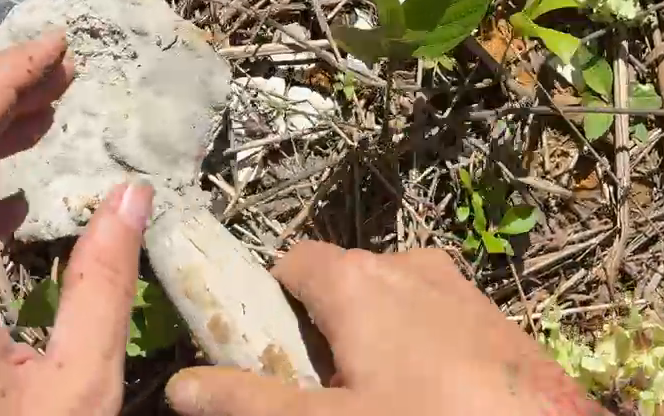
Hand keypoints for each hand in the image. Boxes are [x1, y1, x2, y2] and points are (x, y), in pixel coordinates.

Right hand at [165, 243, 606, 415]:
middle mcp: (404, 261)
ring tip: (377, 401)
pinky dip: (410, 342)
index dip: (270, 305)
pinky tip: (424, 396)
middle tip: (325, 396)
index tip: (268, 357)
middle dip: (320, 334)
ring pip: (385, 299)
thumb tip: (181, 386)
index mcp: (359, 278)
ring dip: (368, 341)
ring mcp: (450, 280)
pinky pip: (426, 311)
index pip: (291, 262)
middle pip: (338, 283)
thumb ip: (253, 401)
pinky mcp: (482, 305)